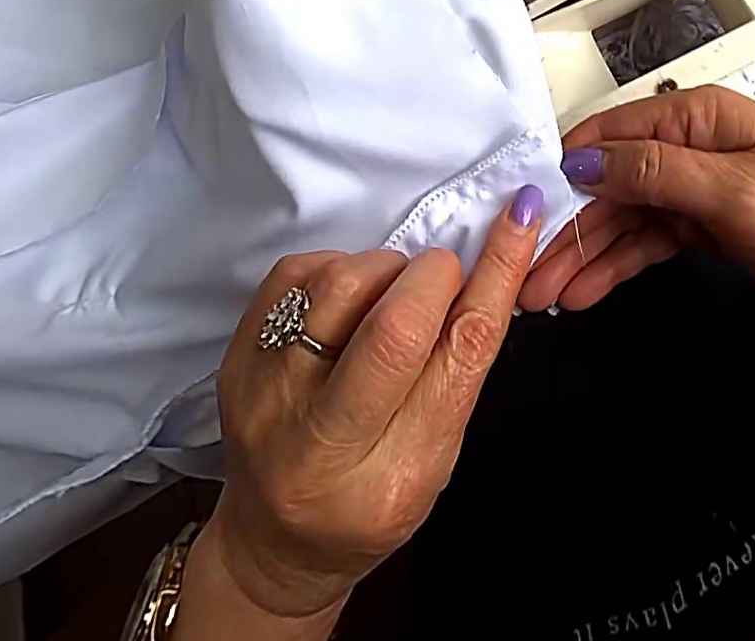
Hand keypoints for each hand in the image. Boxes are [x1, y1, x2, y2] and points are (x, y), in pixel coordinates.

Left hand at [183, 187, 544, 633]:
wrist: (279, 542)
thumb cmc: (380, 491)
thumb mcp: (442, 443)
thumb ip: (462, 355)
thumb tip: (490, 258)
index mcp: (398, 471)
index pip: (464, 349)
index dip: (499, 271)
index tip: (520, 214)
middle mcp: (324, 445)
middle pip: (397, 324)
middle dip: (434, 274)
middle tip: (439, 277)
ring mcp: (266, 402)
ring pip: (341, 285)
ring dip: (385, 268)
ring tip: (387, 293)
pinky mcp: (234, 362)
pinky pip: (296, 272)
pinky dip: (339, 265)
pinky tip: (346, 298)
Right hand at [519, 86, 754, 313]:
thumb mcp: (739, 193)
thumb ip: (657, 172)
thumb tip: (588, 160)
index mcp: (700, 118)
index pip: (610, 134)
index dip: (562, 172)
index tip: (523, 208)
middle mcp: (695, 146)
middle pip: (612, 183)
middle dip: (569, 228)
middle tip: (532, 273)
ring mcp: (702, 188)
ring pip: (628, 218)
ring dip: (589, 254)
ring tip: (551, 293)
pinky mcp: (712, 224)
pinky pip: (653, 241)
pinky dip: (622, 264)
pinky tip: (593, 287)